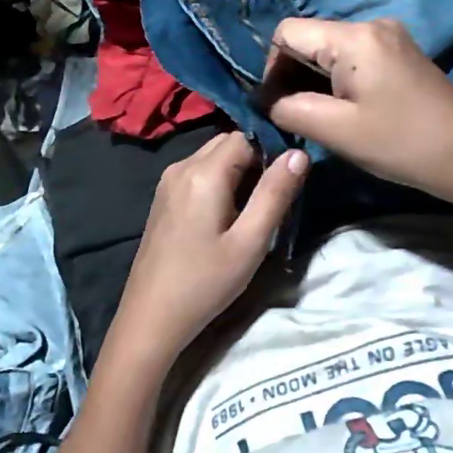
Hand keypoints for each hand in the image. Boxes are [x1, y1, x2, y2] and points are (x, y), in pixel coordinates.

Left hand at [102, 133, 308, 366]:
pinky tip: (227, 216)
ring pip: (212, 158)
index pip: (246, 136)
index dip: (271, 150)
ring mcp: (167, 183)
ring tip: (253, 209)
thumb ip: (275, 194)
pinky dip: (219, 183)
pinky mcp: (163, 200)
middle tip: (274, 197)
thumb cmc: (206, 282)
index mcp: (203, 172)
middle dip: (255, 159)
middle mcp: (181, 167)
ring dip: (237, 172)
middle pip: (227, 143)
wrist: (153, 316)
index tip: (288, 179)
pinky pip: (198, 174)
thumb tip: (299, 153)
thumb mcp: (250, 241)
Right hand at [265, 17, 452, 208]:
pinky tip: (345, 111)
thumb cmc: (401, 144)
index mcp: (354, 37)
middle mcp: (372, 25)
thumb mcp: (336, 131)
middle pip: (310, 38)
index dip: (270, 67)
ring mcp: (391, 38)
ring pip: (331, 50)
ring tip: (319, 118)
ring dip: (314, 80)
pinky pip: (354, 58)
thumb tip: (268, 101)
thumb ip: (290, 110)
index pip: (287, 32)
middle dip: (292, 74)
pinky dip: (338, 80)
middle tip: (292, 116)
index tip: (274, 105)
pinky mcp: (402, 54)